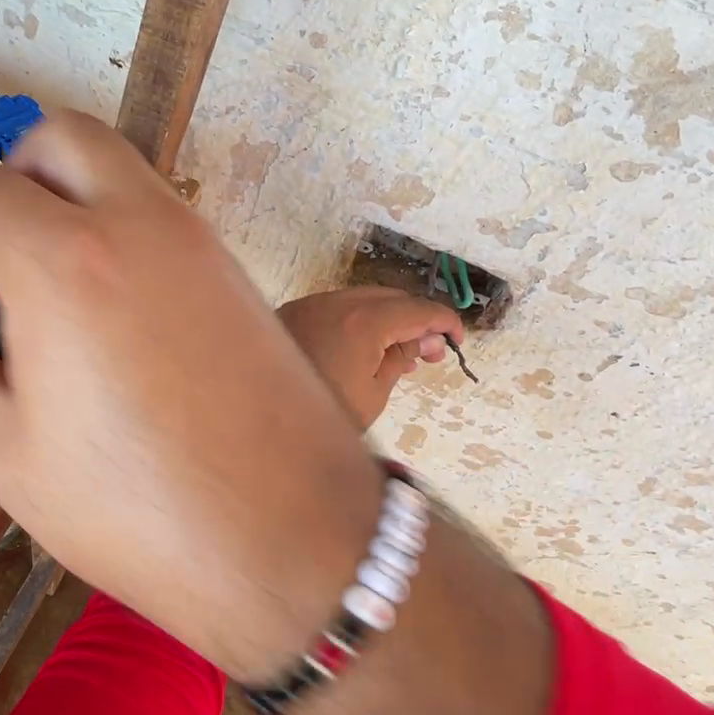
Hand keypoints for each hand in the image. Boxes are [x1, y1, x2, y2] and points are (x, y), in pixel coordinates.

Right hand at [0, 113, 547, 714]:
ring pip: (122, 169)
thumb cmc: (129, 507)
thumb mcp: (4, 455)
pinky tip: (111, 301)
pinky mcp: (237, 272)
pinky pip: (162, 215)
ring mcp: (197, 242)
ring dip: (72, 189)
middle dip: (13, 160)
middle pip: (64, 136)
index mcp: (61, 262)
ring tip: (49, 268)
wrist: (284, 537)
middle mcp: (134, 225)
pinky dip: (121, 224)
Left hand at [278, 288, 462, 429]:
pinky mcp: (290, 314)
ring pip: (360, 300)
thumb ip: (400, 359)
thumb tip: (423, 342)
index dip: (445, 323)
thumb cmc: (322, 413)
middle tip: (430, 352)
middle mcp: (335, 301)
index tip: (457, 342)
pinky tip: (364, 348)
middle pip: (390, 298)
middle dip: (415, 320)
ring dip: (386, 320)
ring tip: (399, 355)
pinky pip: (334, 309)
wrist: (256, 416)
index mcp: (364, 320)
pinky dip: (356, 322)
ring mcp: (309, 304)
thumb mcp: (373, 393)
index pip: (418, 310)